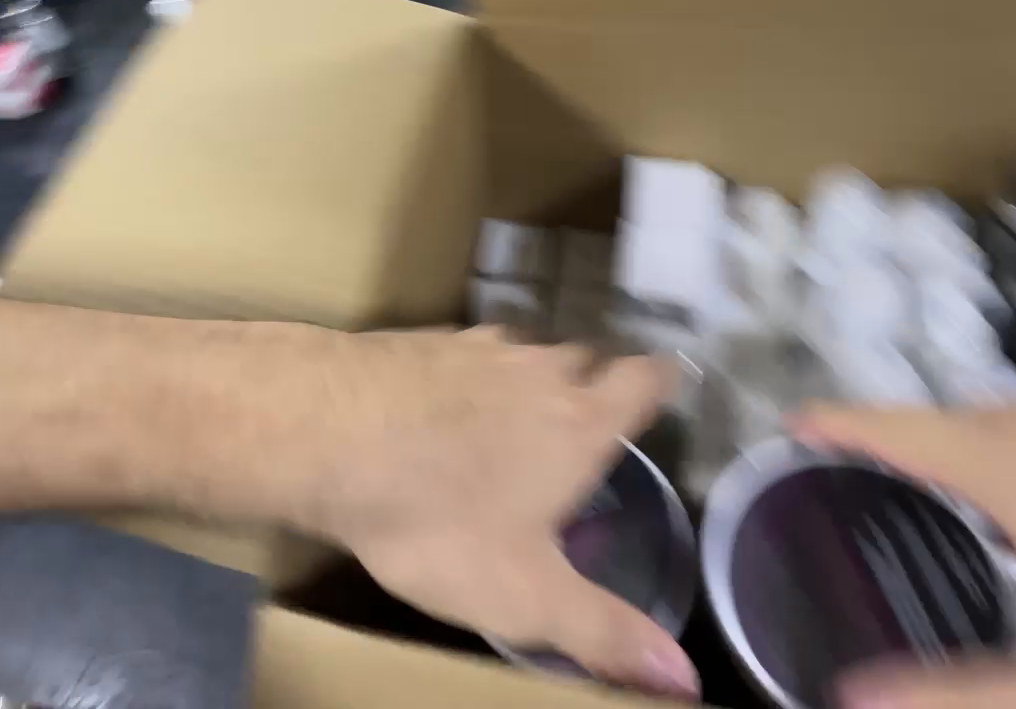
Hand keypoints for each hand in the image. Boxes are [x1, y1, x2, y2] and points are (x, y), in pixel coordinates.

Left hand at [311, 327, 696, 697]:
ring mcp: (475, 346)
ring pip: (521, 350)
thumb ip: (603, 633)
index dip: (659, 379)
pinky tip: (440, 401)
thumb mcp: (524, 596)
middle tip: (581, 417)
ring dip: (526, 376)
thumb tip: (685, 682)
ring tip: (513, 411)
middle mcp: (534, 370)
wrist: (329, 433)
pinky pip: (463, 351)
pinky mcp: (422, 340)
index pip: (641, 382)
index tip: (666, 378)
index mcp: (576, 423)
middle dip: (589, 382)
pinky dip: (467, 372)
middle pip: (582, 359)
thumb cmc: (439, 518)